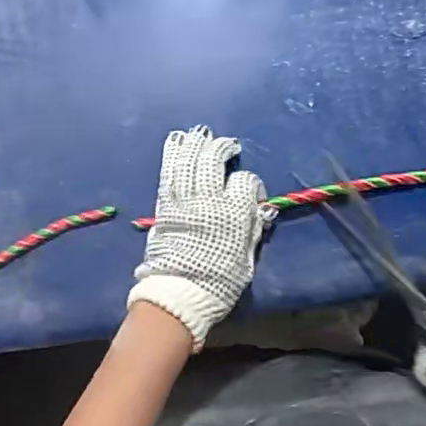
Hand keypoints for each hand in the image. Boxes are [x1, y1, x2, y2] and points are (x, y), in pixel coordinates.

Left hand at [128, 126, 273, 349]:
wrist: (179, 291)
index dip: (249, 184)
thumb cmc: (218, 280)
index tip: (249, 191)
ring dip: (195, 144)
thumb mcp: (246, 258)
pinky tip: (176, 141)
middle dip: (220, 148)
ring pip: (188, 162)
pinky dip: (172, 154)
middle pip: (212, 162)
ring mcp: (183, 200)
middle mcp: (208, 201)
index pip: (244, 182)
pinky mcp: (165, 204)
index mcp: (233, 214)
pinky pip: (169, 172)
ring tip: (201, 133)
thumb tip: (260, 208)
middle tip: (226, 144)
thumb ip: (252, 228)